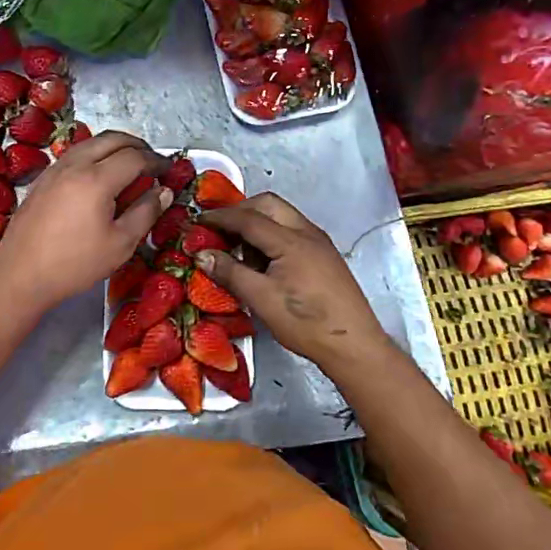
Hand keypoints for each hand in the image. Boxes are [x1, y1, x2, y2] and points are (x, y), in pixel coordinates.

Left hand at [0, 131, 169, 312]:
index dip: (156, 161)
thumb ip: (145, 213)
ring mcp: (54, 170)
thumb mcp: (120, 244)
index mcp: (96, 179)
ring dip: (114, 147)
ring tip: (129, 165)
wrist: (20, 275)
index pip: (135, 157)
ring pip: (90, 143)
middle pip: (112, 139)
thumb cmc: (74, 264)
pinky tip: (99, 176)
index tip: (169, 170)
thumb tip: (163, 192)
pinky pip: (74, 154)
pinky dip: (94, 155)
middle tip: (152, 162)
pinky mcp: (42, 180)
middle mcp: (74, 165)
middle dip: (138, 146)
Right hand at [197, 194, 389, 367]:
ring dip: (256, 223)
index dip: (219, 218)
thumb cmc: (306, 323)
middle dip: (239, 212)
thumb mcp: (261, 299)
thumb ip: (230, 272)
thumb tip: (202, 254)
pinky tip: (262, 263)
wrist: (354, 345)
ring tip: (238, 251)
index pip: (247, 217)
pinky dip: (270, 235)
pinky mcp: (324, 255)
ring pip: (281, 215)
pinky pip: (291, 231)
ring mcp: (318, 242)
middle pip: (267, 204)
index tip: (196, 223)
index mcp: (291, 240)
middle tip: (218, 231)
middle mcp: (307, 232)